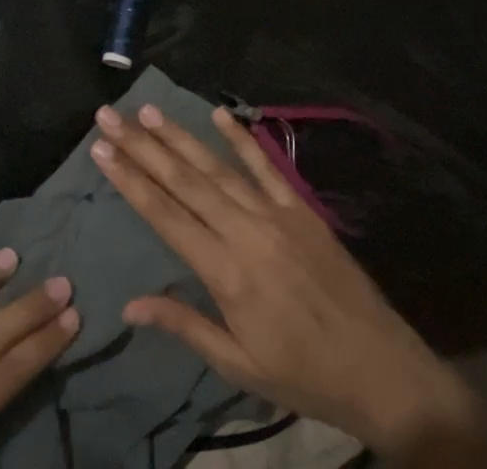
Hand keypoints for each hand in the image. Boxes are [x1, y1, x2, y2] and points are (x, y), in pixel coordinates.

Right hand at [91, 104, 483, 454]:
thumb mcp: (238, 364)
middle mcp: (247, 233)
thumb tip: (129, 305)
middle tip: (109, 117)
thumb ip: (184, 325)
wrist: (386, 373)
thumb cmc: (304, 376)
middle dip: (142, 147)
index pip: (165, 216)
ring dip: (179, 137)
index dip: (130, 181)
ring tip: (146, 110)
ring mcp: (278, 217)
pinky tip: (218, 114)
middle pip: (185, 181)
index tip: (100, 151)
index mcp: (226, 273)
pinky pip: (267, 168)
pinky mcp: (304, 212)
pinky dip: (242, 140)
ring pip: (218, 168)